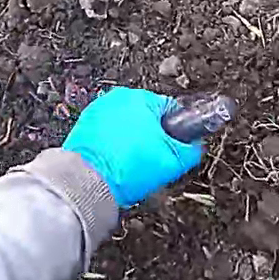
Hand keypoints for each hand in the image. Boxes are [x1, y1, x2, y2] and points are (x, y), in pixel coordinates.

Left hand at [63, 87, 203, 206]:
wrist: (88, 182)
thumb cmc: (127, 168)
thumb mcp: (172, 162)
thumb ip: (191, 150)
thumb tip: (195, 146)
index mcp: (142, 98)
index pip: (170, 110)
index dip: (174, 132)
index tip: (171, 149)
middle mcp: (118, 97)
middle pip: (146, 116)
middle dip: (151, 136)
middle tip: (151, 159)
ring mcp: (99, 109)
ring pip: (126, 124)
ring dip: (130, 139)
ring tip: (130, 163)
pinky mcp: (84, 123)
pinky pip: (106, 132)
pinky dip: (111, 144)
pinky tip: (114, 161)